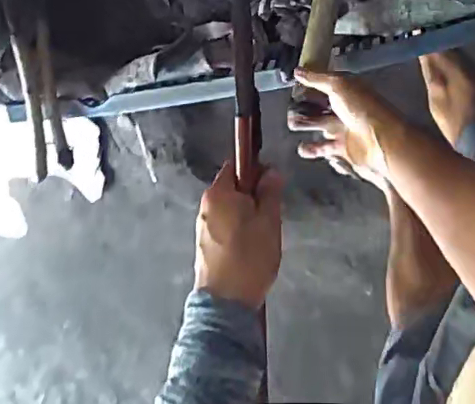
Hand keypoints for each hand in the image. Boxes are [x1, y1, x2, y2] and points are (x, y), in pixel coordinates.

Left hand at [194, 158, 284, 307]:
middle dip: (254, 195)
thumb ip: (270, 191)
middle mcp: (205, 207)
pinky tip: (251, 248)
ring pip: (231, 209)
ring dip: (247, 214)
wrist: (225, 308)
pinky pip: (225, 227)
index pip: (237, 165)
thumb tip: (271, 172)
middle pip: (234, 188)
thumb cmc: (249, 257)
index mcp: (218, 194)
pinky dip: (238, 230)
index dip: (257, 169)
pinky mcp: (204, 248)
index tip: (272, 184)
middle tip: (271, 212)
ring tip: (263, 234)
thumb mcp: (269, 220)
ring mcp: (202, 228)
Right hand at [289, 68, 405, 188]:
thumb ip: (317, 79)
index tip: (293, 86)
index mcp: (346, 91)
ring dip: (305, 126)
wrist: (380, 140)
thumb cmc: (361, 107)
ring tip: (291, 124)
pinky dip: (314, 150)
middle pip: (320, 107)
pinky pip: (325, 149)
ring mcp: (344, 130)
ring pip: (320, 126)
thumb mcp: (339, 85)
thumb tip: (297, 70)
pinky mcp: (343, 150)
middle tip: (289, 108)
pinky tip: (303, 148)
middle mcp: (345, 109)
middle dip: (304, 107)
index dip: (309, 86)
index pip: (324, 86)